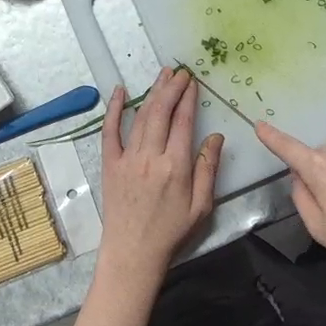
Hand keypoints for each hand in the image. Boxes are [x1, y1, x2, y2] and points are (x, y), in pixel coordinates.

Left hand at [96, 68, 223, 285]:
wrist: (133, 253)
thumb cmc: (171, 232)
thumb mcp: (202, 206)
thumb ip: (208, 169)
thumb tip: (215, 136)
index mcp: (176, 167)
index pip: (183, 122)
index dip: (188, 99)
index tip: (193, 83)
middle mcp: (151, 157)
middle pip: (161, 113)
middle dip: (172, 88)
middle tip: (180, 72)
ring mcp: (127, 159)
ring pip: (141, 117)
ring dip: (152, 93)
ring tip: (162, 76)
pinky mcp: (110, 164)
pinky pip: (110, 132)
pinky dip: (114, 110)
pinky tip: (120, 92)